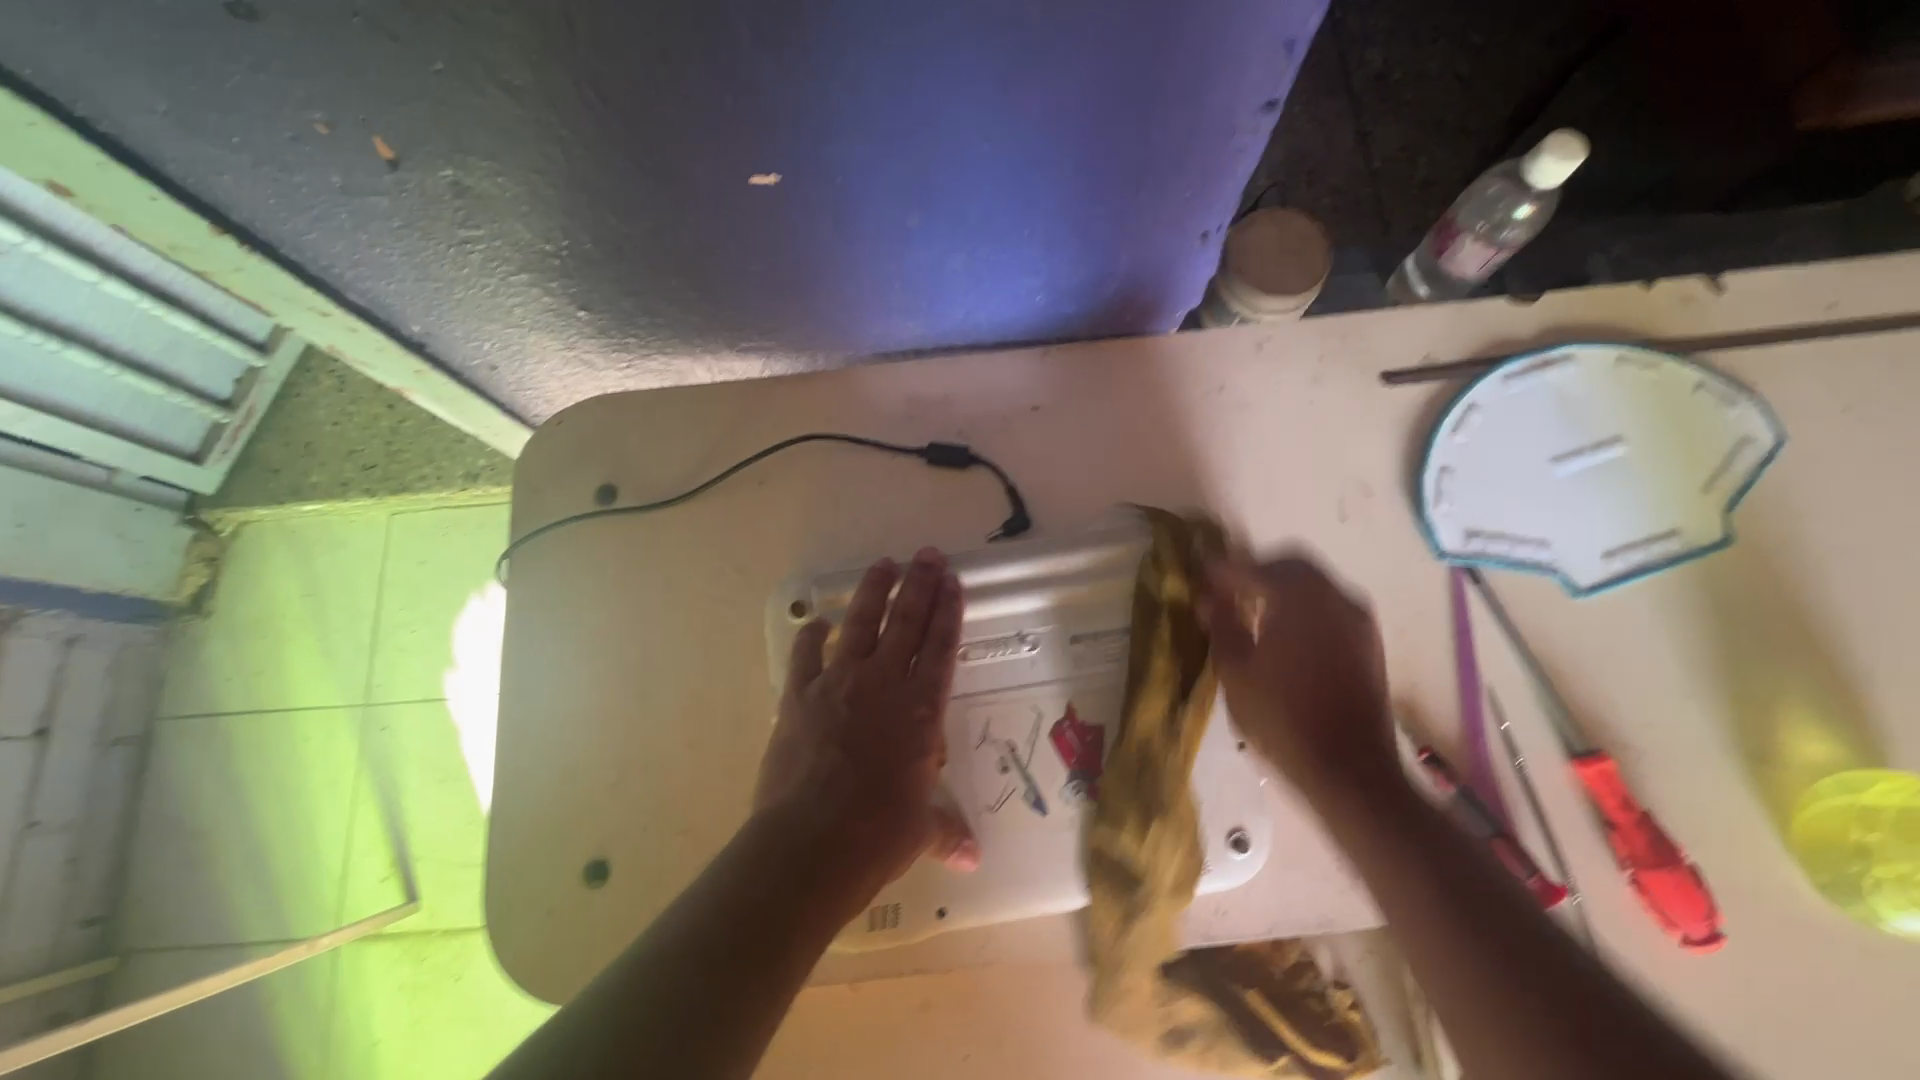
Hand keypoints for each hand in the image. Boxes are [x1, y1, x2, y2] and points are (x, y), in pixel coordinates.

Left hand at [754, 547, 979, 896]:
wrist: (811, 842)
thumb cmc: (878, 835)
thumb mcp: (921, 832)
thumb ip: (945, 832)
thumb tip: (972, 858)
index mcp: (922, 710)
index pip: (941, 647)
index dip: (949, 611)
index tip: (952, 580)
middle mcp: (884, 684)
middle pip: (906, 622)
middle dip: (919, 584)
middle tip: (927, 554)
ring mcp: (838, 685)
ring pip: (861, 625)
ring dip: (874, 592)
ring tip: (884, 564)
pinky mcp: (798, 697)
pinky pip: (806, 655)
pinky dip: (812, 635)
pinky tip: (817, 621)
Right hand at [1202, 555, 1397, 796]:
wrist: (1349, 768)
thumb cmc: (1282, 718)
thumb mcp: (1236, 672)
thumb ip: (1222, 625)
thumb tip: (1211, 598)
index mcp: (1298, 596)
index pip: (1253, 568)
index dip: (1223, 572)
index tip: (1200, 577)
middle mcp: (1335, 596)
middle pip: (1292, 566)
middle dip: (1258, 572)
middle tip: (1228, 591)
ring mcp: (1359, 619)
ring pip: (1316, 585)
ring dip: (1284, 590)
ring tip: (1254, 613)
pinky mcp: (1370, 642)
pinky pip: (1331, 608)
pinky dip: (1305, 609)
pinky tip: (1284, 635)